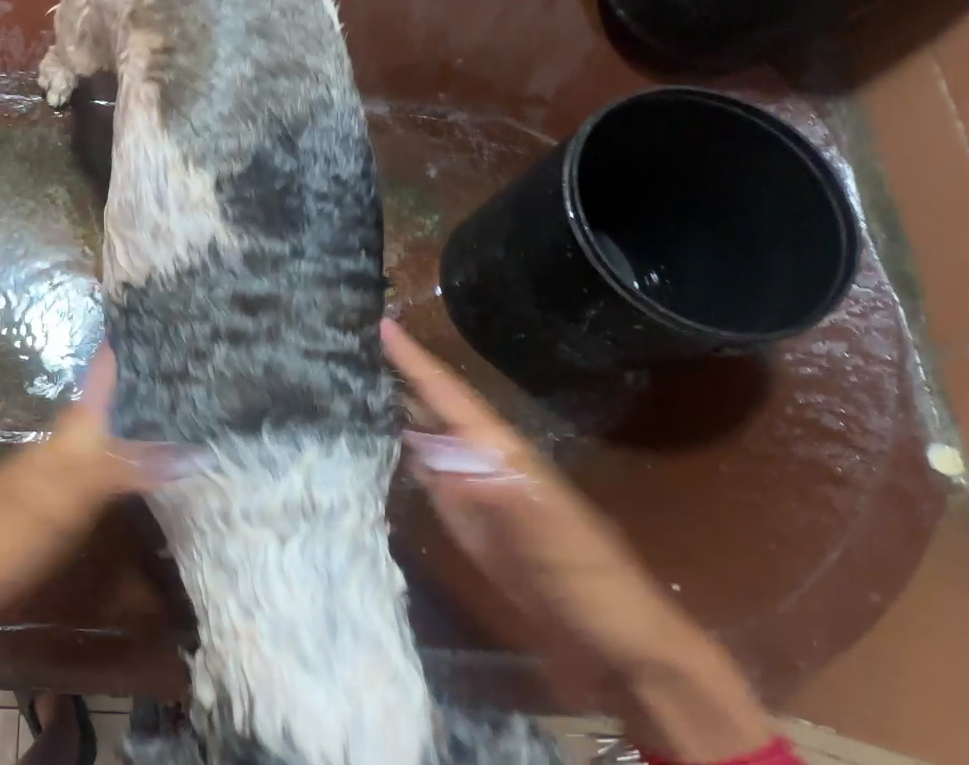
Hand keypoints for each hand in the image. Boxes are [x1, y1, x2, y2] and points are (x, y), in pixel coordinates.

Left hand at [0, 347, 199, 697]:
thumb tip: (190, 450)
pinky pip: (81, 477)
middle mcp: (51, 454)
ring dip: (121, 429)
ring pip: (89, 444)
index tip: (139, 324)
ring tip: (161, 421)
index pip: (95, 389)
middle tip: (171, 375)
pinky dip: (108, 468)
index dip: (113, 359)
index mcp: (60, 443)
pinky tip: (121, 479)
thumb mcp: (62, 501)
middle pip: (95, 414)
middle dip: (127, 393)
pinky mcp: (35, 515)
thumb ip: (120, 472)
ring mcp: (39, 484)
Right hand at [381, 319, 775, 760]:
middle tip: (351, 337)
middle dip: (398, 370)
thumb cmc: (595, 588)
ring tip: (351, 372)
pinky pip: (423, 471)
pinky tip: (374, 435)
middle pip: (436, 406)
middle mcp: (484, 462)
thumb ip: (510, 502)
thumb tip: (455, 460)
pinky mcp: (463, 517)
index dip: (417, 363)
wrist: (617, 644)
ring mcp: (472, 490)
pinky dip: (397, 446)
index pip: (452, 399)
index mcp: (506, 457)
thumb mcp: (559, 545)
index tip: (382, 324)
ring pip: (426, 433)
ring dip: (393, 402)